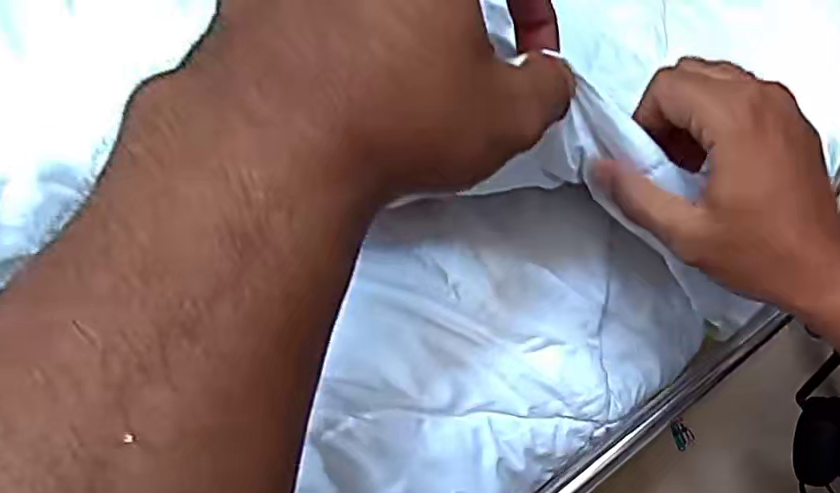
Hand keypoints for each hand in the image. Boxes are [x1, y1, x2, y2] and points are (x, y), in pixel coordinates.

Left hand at [142, 0, 573, 206]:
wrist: (289, 133)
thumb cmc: (405, 115)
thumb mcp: (512, 117)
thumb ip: (551, 86)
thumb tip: (550, 74)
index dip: (537, 12)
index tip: (534, 56)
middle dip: (478, 14)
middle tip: (481, 57)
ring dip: (422, 18)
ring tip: (424, 68)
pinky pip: (344, 5)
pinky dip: (369, 23)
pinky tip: (371, 67)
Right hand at [594, 60, 839, 316]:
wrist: (823, 271)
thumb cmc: (766, 257)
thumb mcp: (690, 236)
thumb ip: (639, 197)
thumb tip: (602, 170)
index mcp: (734, 115)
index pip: (667, 85)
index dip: (646, 120)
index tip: (648, 160)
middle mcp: (763, 98)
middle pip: (693, 75)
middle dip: (670, 115)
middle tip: (668, 165)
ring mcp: (785, 109)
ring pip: (722, 85)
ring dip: (698, 118)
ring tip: (696, 171)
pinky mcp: (798, 127)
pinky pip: (751, 102)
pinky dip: (729, 123)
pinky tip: (727, 170)